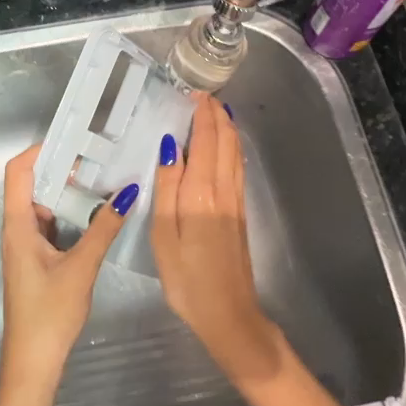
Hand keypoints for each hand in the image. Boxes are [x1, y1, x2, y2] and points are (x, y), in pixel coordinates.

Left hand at [0, 144, 134, 377]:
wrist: (33, 362)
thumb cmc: (50, 313)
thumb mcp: (81, 268)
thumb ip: (104, 229)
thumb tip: (128, 193)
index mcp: (18, 225)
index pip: (19, 171)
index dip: (40, 150)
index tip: (72, 138)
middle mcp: (18, 229)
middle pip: (33, 184)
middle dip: (62, 166)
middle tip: (98, 154)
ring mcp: (27, 245)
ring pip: (45, 205)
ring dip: (69, 191)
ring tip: (103, 176)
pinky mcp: (38, 260)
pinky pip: (53, 225)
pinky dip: (72, 213)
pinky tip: (98, 212)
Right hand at [149, 94, 283, 384]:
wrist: (228, 313)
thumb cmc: (187, 279)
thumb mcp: (165, 235)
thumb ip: (168, 187)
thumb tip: (172, 145)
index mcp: (202, 193)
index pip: (207, 141)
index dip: (202, 114)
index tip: (193, 92)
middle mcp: (223, 190)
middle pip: (226, 142)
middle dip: (216, 115)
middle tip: (202, 95)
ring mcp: (236, 202)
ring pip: (235, 154)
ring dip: (226, 129)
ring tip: (214, 112)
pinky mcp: (240, 214)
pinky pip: (236, 169)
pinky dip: (230, 149)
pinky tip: (224, 148)